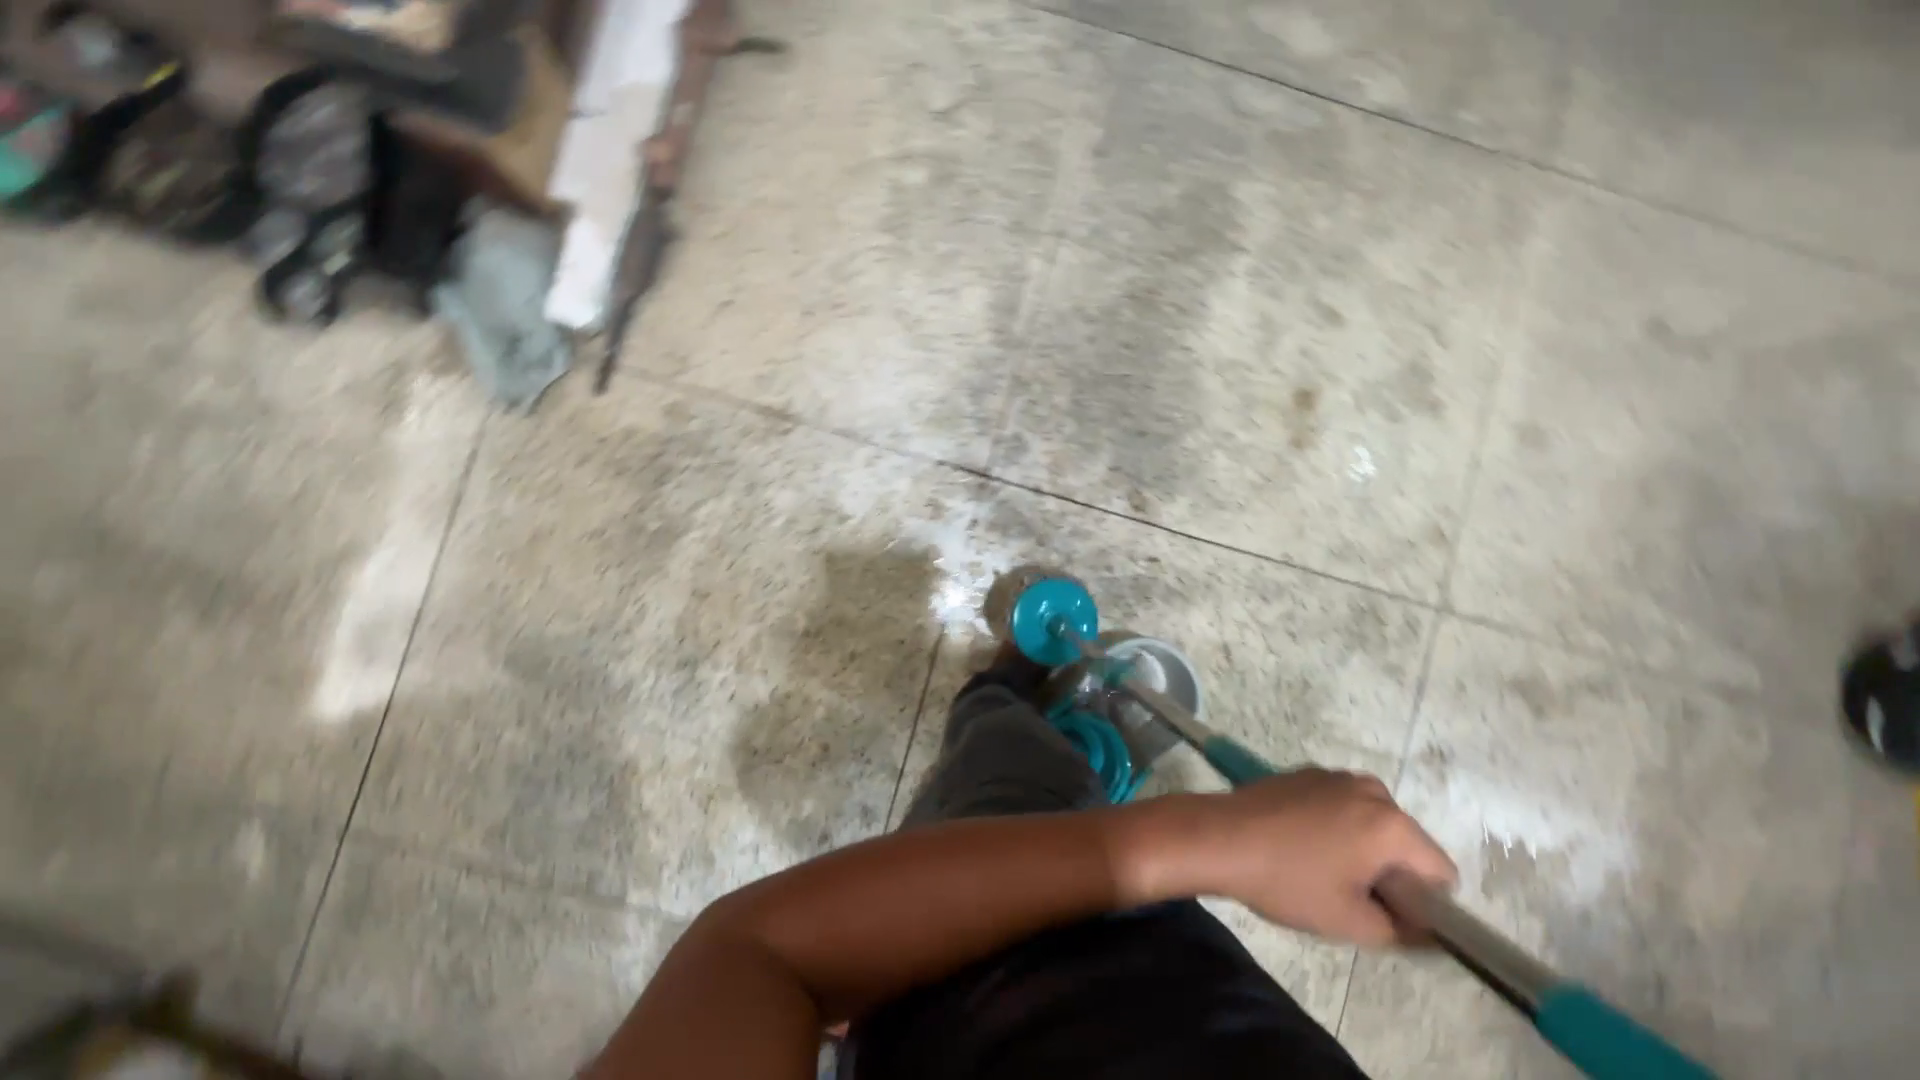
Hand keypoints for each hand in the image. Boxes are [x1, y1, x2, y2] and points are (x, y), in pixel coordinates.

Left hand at [1188, 768, 1457, 945]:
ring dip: (1360, 849)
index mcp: (1392, 824)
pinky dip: (1334, 827)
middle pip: (1406, 843)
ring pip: (1371, 823)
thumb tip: (1426, 930)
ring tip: (1319, 870)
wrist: (1217, 837)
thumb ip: (1402, 931)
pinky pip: (1340, 807)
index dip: (1425, 902)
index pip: (1441, 871)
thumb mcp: (1350, 922)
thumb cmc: (1287, 880)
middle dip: (1389, 872)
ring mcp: (1335, 776)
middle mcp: (1372, 790)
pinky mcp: (1305, 773)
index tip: (1388, 914)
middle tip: (1348, 895)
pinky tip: (1298, 846)